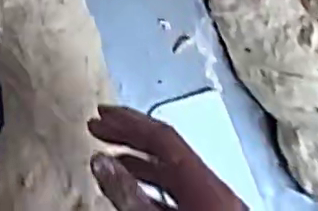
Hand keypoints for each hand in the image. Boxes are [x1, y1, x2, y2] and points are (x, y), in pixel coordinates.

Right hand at [90, 106, 246, 210]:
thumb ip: (129, 196)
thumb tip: (101, 162)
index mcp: (206, 186)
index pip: (163, 137)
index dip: (129, 122)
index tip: (101, 115)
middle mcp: (216, 193)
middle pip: (167, 152)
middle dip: (130, 137)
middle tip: (98, 129)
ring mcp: (219, 210)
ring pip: (174, 175)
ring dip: (139, 164)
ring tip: (110, 163)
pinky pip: (180, 197)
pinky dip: (153, 190)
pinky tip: (134, 197)